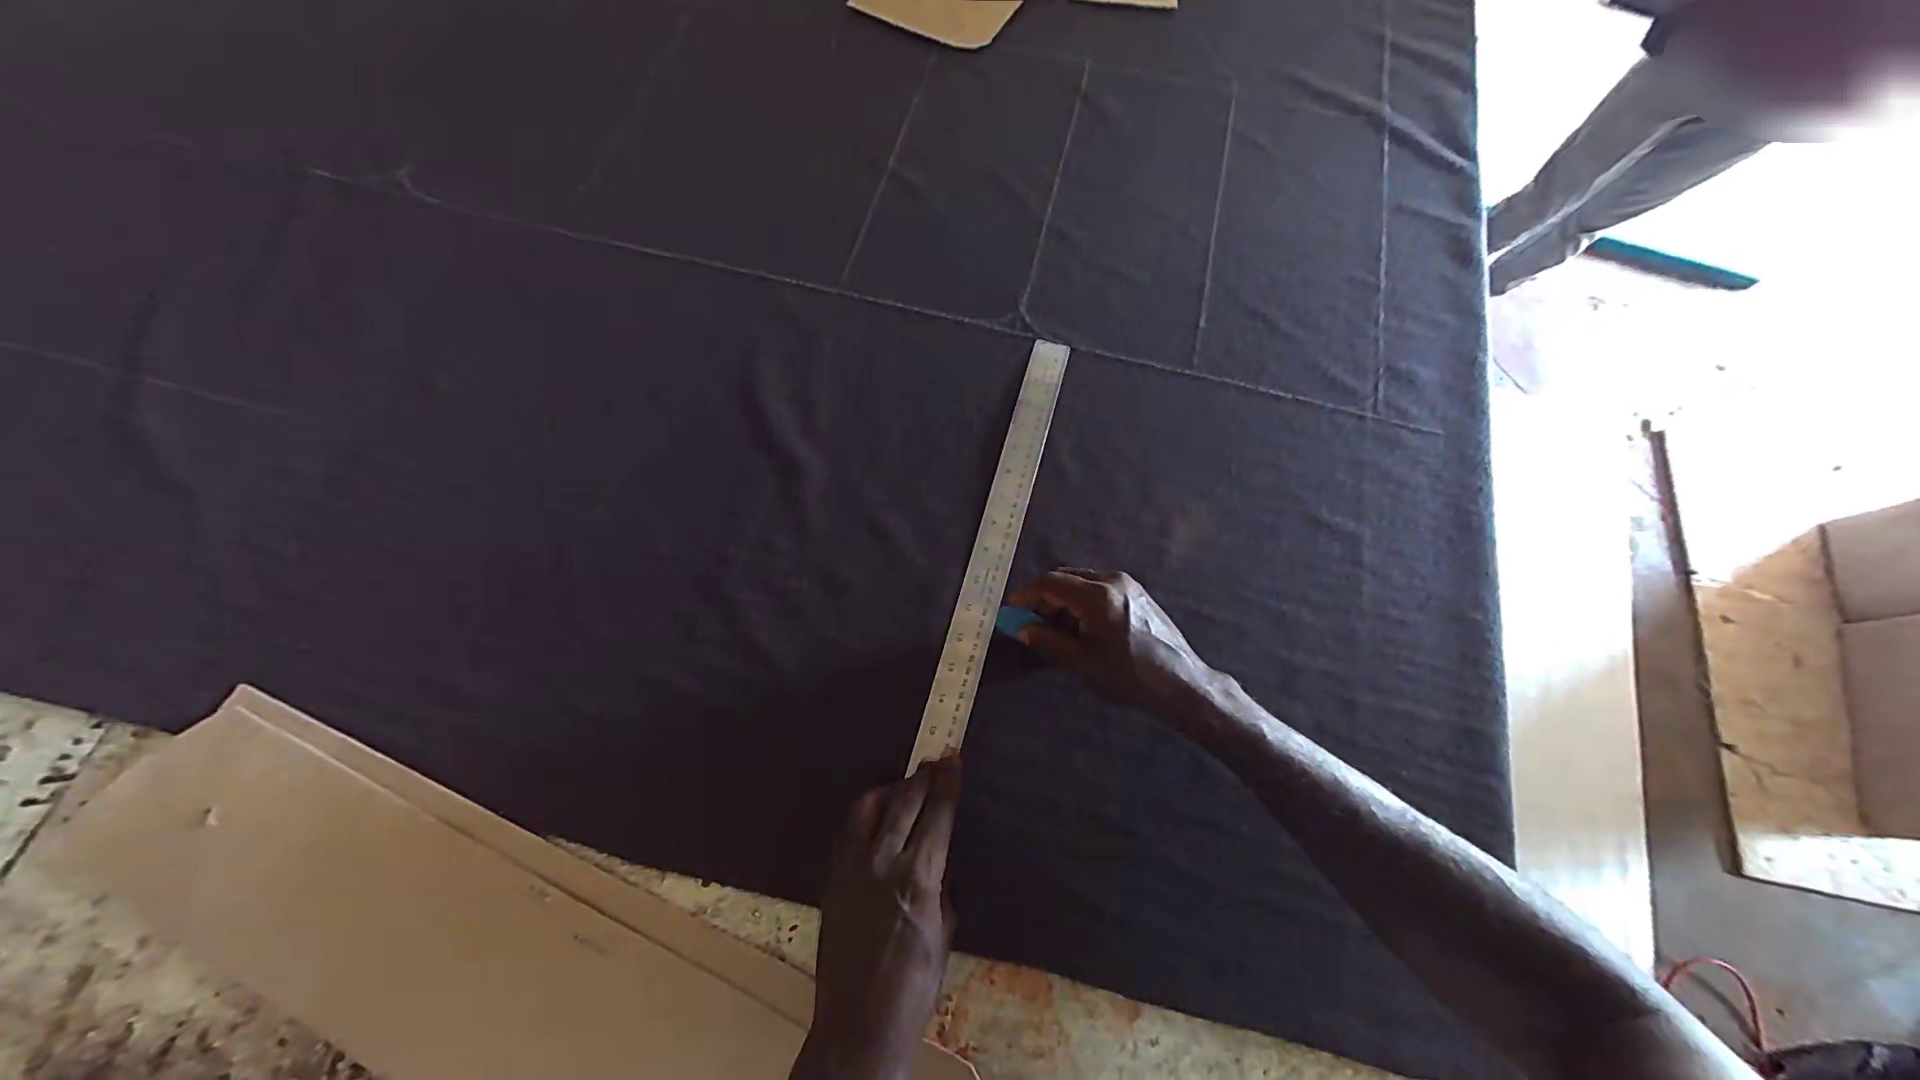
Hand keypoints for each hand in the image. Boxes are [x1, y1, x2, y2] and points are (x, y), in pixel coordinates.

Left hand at [793, 758, 960, 1079]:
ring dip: (891, 788)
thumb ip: (940, 888)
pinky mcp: (831, 879)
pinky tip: (876, 815)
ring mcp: (851, 868)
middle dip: (922, 776)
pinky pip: (848, 831)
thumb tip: (937, 861)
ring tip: (906, 784)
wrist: (858, 1026)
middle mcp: (882, 863)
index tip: (952, 757)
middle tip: (935, 761)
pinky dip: (866, 813)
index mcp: (918, 879)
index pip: (936, 814)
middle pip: (903, 801)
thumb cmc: (914, 988)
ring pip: (868, 807)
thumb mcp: (943, 935)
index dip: (946, 782)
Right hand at [1007, 569, 1219, 719]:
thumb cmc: (1128, 674)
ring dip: (1064, 602)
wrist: (1180, 683)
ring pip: (1082, 583)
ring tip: (1060, 633)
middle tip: (1034, 624)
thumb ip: (1047, 642)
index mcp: (1097, 595)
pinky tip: (1084, 630)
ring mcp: (1128, 586)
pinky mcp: (1137, 595)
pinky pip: (1099, 589)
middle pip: (1066, 578)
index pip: (1050, 583)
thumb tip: (1024, 630)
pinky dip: (1083, 603)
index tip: (1012, 609)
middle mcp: (1113, 581)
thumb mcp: (1081, 662)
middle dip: (1045, 599)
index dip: (1026, 594)